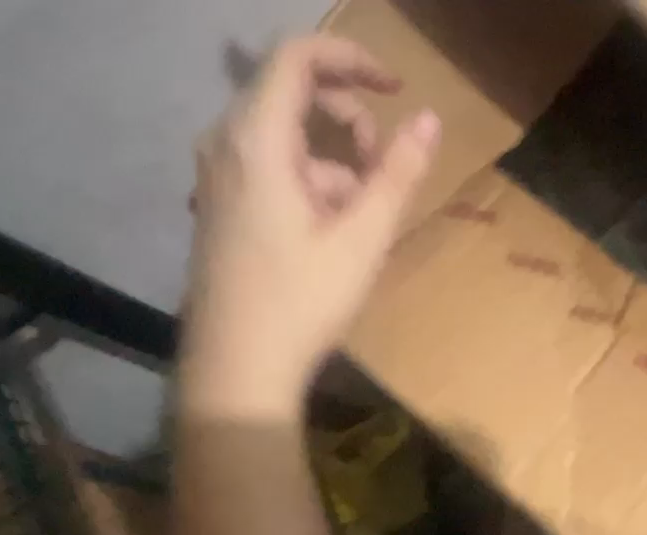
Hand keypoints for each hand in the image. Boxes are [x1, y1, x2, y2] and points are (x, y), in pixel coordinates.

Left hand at [181, 35, 438, 414]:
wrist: (237, 364)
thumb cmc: (302, 301)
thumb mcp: (363, 238)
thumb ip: (397, 174)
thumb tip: (428, 119)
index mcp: (257, 138)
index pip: (298, 57)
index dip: (353, 60)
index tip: (398, 88)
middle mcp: (226, 142)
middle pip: (290, 93)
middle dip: (349, 117)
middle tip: (387, 165)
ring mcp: (217, 175)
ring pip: (286, 138)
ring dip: (335, 160)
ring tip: (365, 219)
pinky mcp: (221, 205)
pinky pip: (271, 168)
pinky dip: (311, 183)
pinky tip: (333, 236)